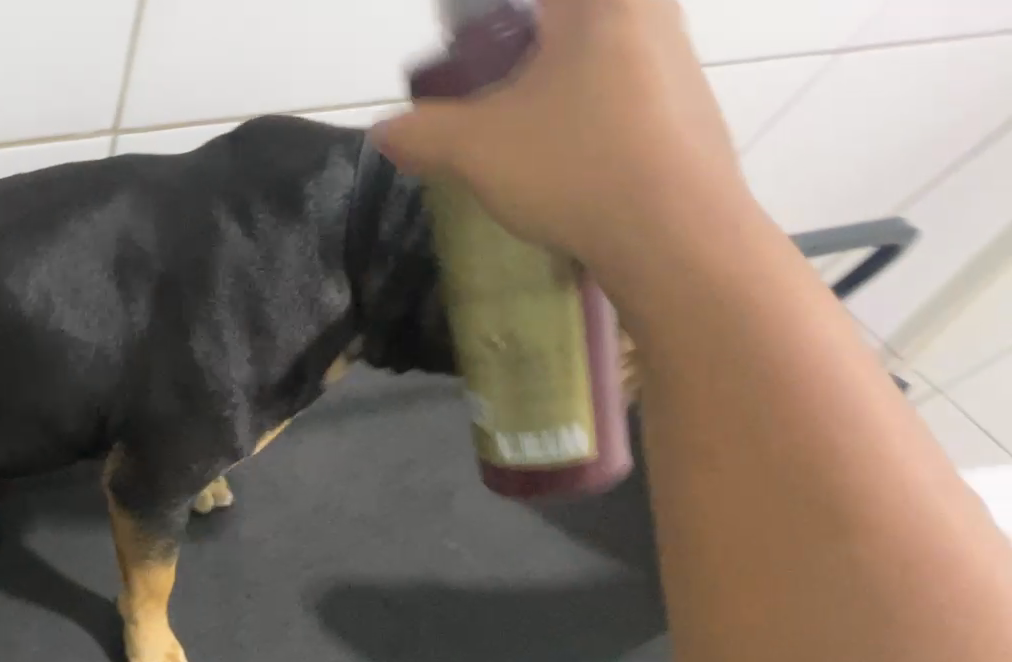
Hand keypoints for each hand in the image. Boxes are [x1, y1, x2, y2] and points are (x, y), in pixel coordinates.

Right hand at [376, 0, 753, 278]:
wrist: (674, 234)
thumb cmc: (573, 166)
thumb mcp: (474, 150)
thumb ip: (420, 133)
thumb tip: (383, 130)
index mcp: (601, 3)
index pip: (520, 2)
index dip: (483, 23)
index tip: (460, 56)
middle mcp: (648, 13)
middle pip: (560, 22)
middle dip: (512, 55)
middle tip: (476, 98)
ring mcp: (676, 61)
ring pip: (590, 56)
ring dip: (545, 87)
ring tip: (510, 140)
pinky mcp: (684, 108)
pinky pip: (615, 92)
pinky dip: (576, 116)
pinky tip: (555, 166)